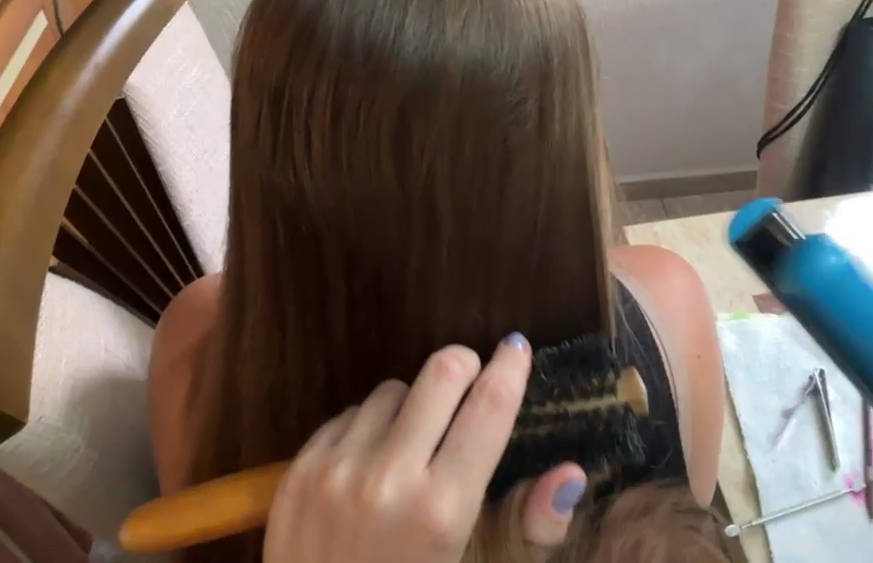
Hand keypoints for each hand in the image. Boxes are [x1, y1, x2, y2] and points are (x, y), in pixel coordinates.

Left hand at [263, 335, 589, 562]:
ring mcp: (337, 470)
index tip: (517, 347)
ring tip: (411, 444)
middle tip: (470, 381)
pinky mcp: (299, 469)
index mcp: (442, 510)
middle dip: (464, 367)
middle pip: (441, 371)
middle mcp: (388, 479)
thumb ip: (529, 524)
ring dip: (411, 404)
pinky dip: (369, 428)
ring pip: (392, 390)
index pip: (488, 409)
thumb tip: (572, 473)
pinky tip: (369, 466)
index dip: (510, 369)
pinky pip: (350, 413)